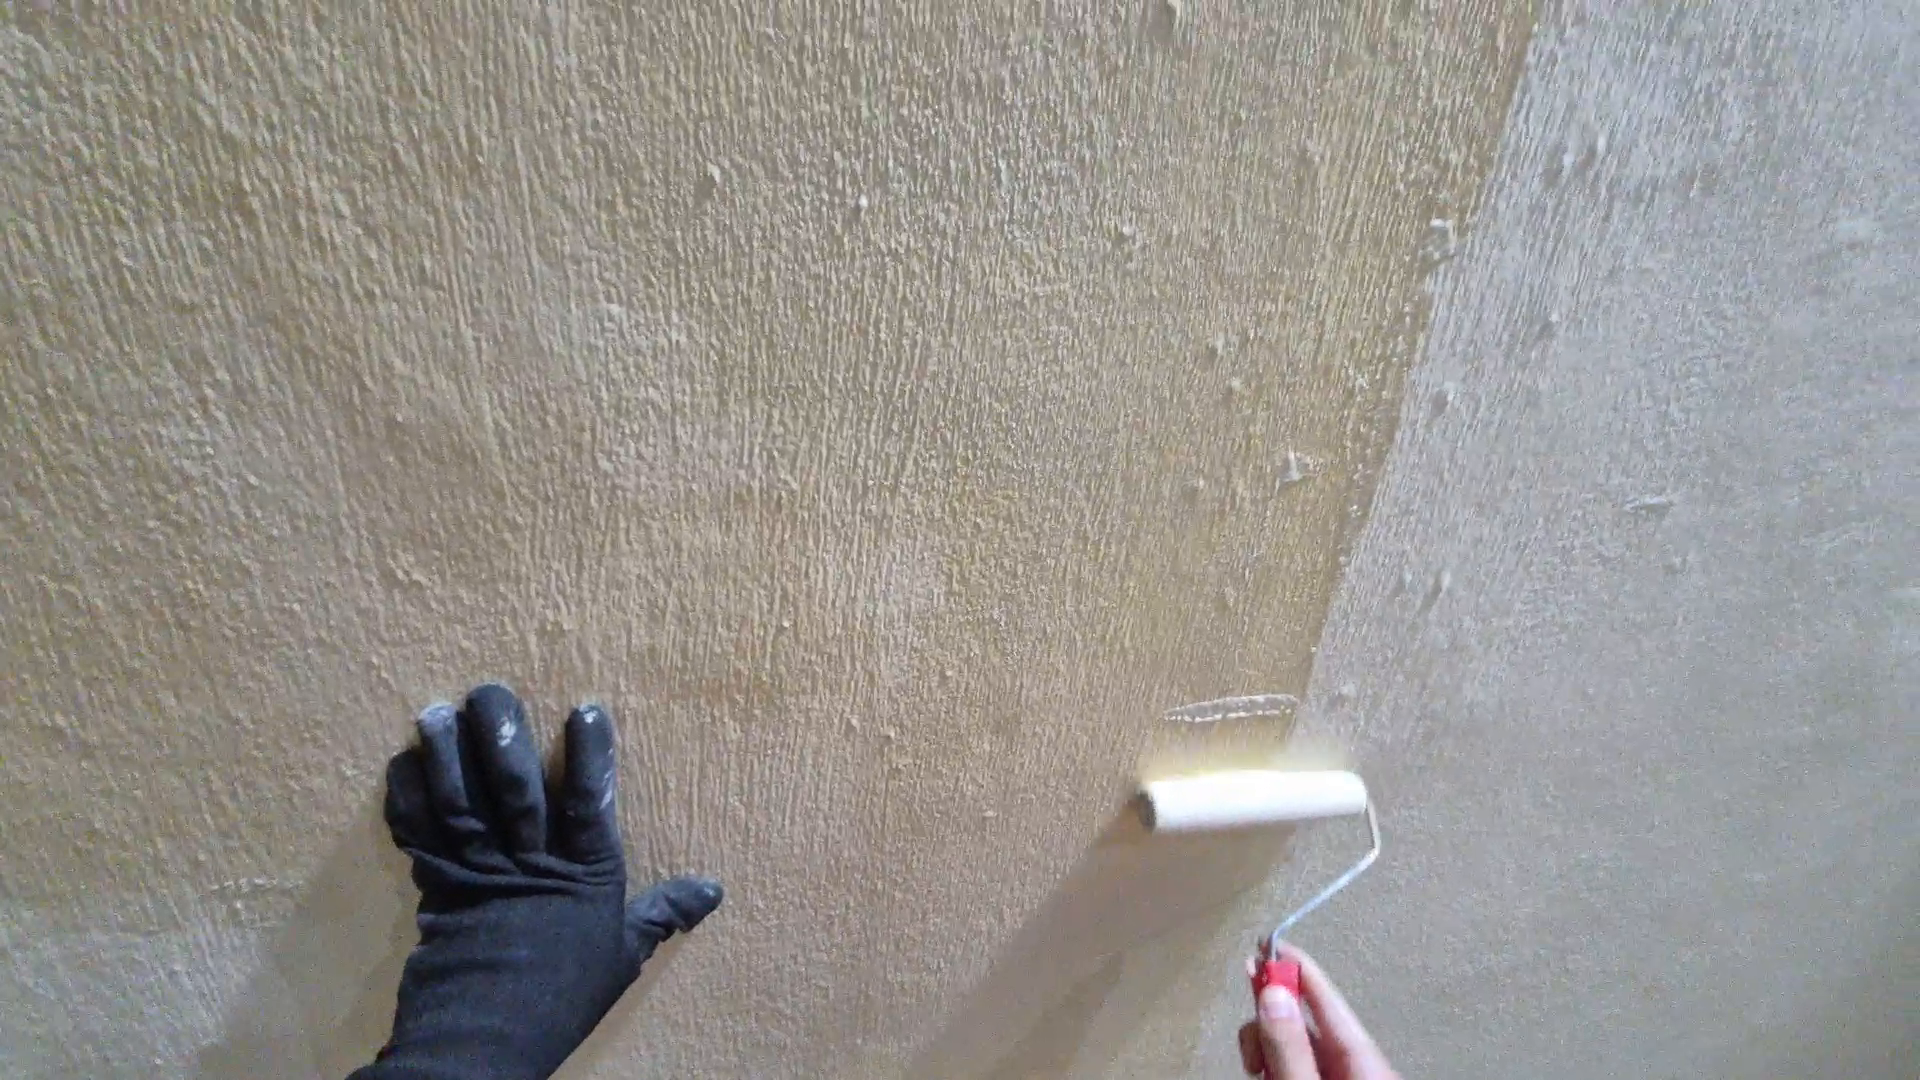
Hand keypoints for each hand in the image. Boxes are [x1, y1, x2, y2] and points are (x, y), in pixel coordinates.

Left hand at [351, 683, 722, 1079]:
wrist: (481, 1048)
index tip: (586, 708)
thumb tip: (716, 890)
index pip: (589, 802)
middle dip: (502, 739)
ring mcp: (478, 873)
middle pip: (515, 791)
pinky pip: (420, 837)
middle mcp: (530, 861)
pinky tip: (403, 762)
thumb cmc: (563, 991)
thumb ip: (664, 912)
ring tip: (436, 712)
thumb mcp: (624, 953)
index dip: (589, 755)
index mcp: (583, 871)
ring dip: (447, 758)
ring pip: (461, 805)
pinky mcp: (436, 889)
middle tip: (491, 692)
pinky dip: (409, 799)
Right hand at [1238, 944, 1397, 1079]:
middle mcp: (1359, 1063)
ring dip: (1268, 1043)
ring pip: (1296, 1039)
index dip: (1295, 964)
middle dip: (1270, 1017)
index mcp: (1367, 1059)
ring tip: (1253, 1067)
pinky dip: (1278, 1060)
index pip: (1327, 996)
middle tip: (1247, 1035)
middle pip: (1305, 1018)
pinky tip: (1265, 1072)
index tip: (1265, 940)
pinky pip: (1300, 1060)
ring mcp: (1345, 1075)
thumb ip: (1289, 1045)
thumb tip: (1271, 987)